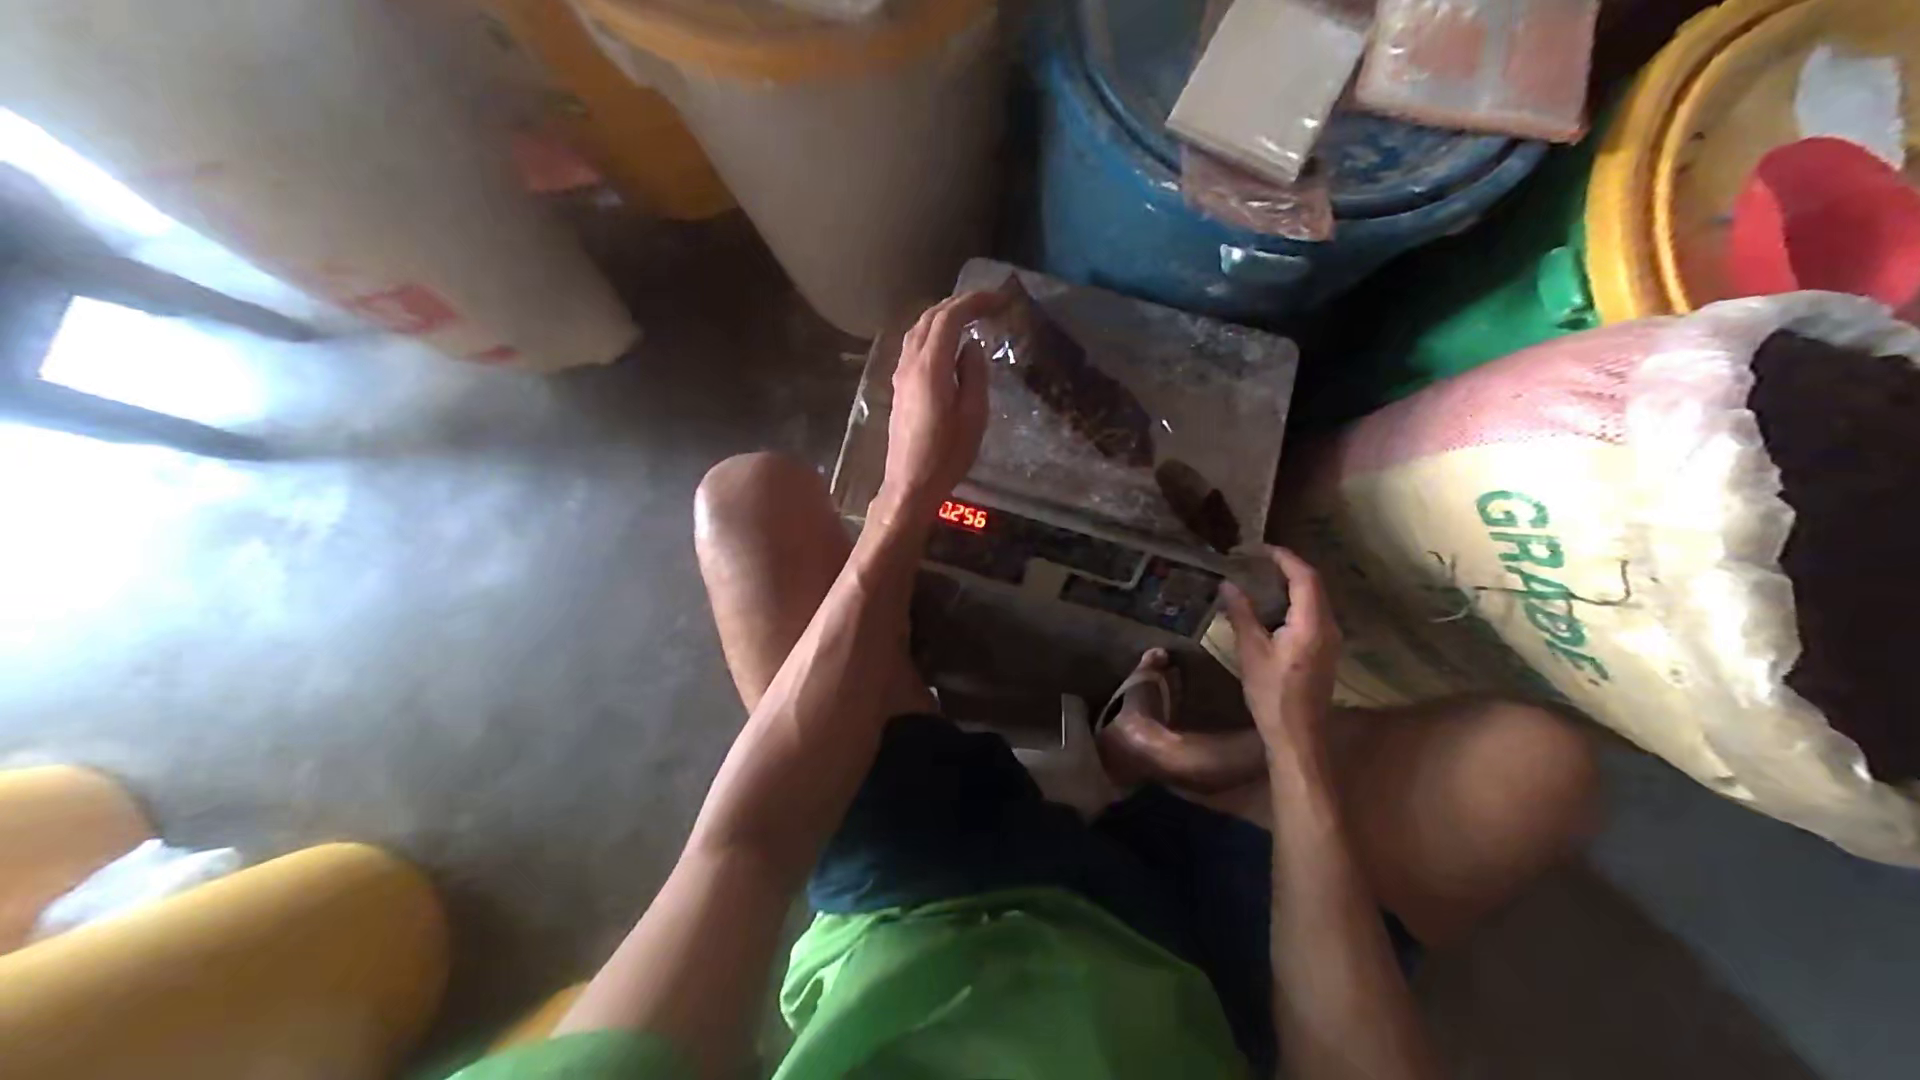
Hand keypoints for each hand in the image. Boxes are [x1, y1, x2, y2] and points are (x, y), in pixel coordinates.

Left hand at [878, 291, 1003, 516]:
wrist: (910, 484)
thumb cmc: (947, 455)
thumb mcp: (974, 416)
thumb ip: (974, 374)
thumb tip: (971, 346)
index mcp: (930, 367)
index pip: (949, 318)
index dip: (974, 302)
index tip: (998, 299)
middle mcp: (910, 364)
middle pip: (930, 318)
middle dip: (958, 303)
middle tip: (987, 304)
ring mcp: (900, 374)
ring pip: (918, 330)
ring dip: (943, 315)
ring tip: (969, 317)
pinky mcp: (898, 387)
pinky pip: (913, 346)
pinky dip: (932, 333)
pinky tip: (947, 342)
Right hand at [1221, 546, 1342, 754]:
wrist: (1298, 735)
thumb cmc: (1272, 694)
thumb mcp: (1251, 652)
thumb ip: (1241, 614)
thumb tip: (1228, 584)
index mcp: (1311, 624)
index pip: (1305, 578)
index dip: (1284, 558)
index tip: (1259, 548)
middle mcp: (1328, 627)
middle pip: (1314, 585)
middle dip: (1287, 566)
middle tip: (1257, 558)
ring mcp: (1330, 640)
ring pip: (1315, 599)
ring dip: (1292, 583)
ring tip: (1261, 575)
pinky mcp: (1325, 650)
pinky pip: (1313, 613)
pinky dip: (1294, 600)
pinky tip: (1272, 603)